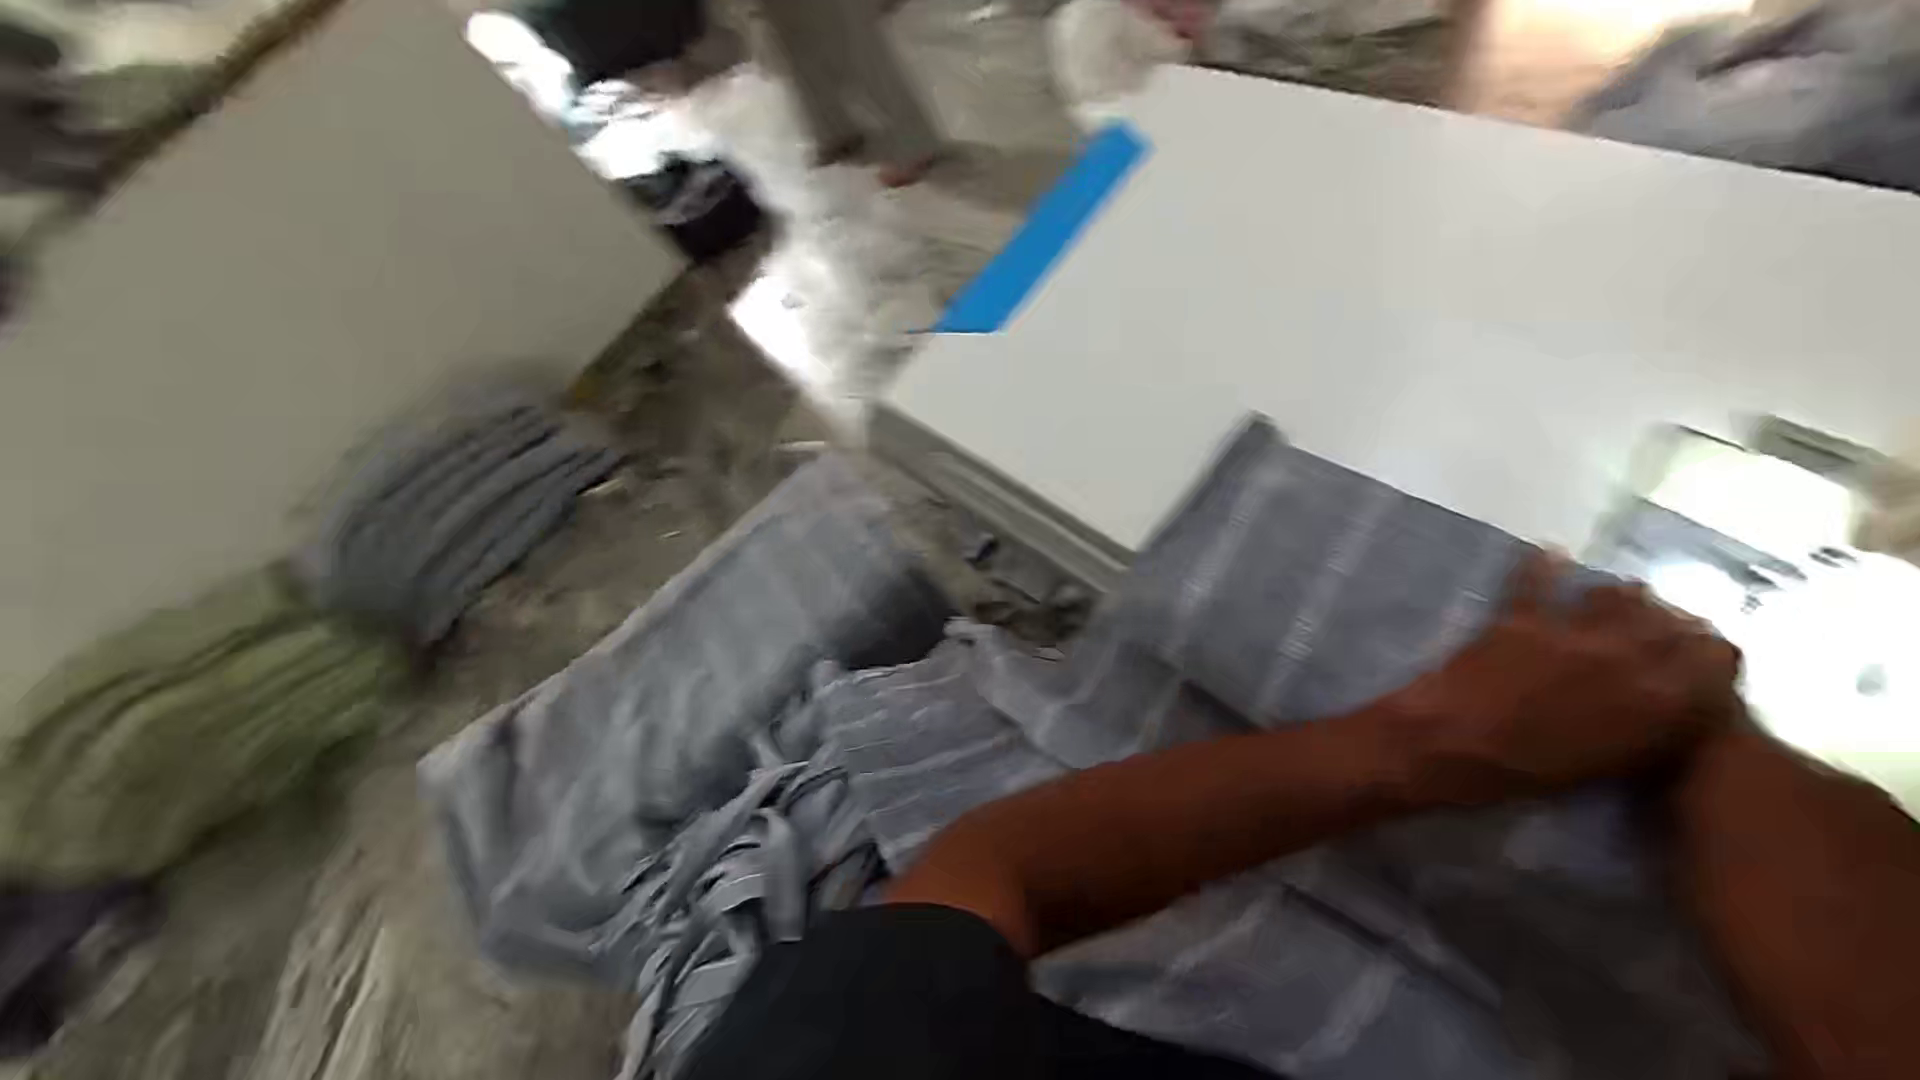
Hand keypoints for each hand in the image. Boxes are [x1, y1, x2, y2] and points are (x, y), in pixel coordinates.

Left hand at [1383, 550, 1742, 803]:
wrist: (1452, 747)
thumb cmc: (1530, 771)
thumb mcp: (1615, 761)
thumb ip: (1654, 724)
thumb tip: (1675, 697)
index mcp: (1668, 704)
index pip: (1720, 655)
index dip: (1705, 648)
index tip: (1691, 646)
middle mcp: (1632, 660)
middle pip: (1672, 618)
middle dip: (1666, 617)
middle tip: (1651, 619)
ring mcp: (1573, 635)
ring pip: (1616, 594)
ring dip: (1615, 593)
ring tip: (1608, 594)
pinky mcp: (1519, 620)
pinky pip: (1536, 580)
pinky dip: (1542, 564)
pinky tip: (1549, 552)